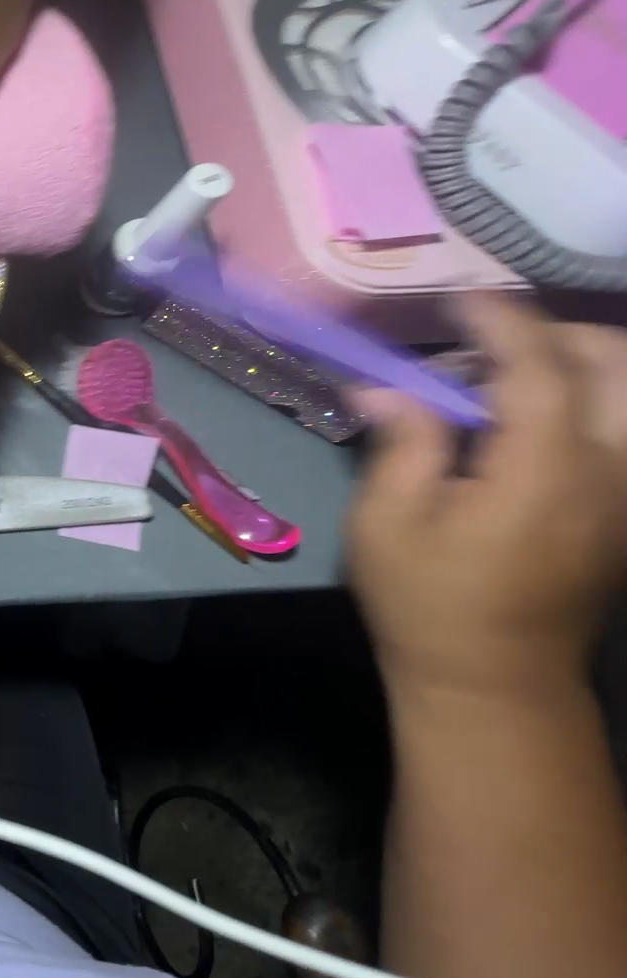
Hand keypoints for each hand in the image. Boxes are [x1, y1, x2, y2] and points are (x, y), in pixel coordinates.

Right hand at [348, 296, 626, 699]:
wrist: (490, 669)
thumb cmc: (422, 596)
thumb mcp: (385, 521)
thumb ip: (401, 444)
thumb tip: (384, 388)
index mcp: (545, 469)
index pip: (540, 367)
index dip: (501, 323)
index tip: (460, 299)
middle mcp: (613, 465)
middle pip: (615, 363)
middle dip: (549, 335)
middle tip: (473, 347)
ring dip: (572, 365)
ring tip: (495, 382)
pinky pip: (622, 425)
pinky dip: (581, 400)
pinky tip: (517, 423)